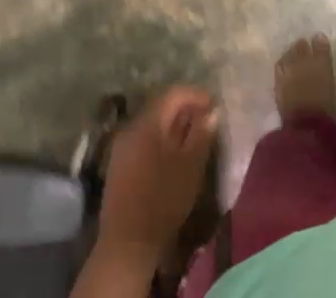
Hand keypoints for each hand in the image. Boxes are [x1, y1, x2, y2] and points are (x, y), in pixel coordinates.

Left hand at [98, 86, 218, 260]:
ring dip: (174, 125)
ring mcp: (122, 145)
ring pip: (153, 123)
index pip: (173, 94)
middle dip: (186, 109)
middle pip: (161, 106)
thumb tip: (211, 112)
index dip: (197, 95)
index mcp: (147, 124)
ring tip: (195, 138)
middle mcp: (130, 127)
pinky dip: (162, 138)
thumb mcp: (190, 167)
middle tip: (208, 121)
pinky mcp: (119, 162)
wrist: (127, 242)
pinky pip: (144, 138)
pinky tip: (174, 154)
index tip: (215, 106)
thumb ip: (201, 135)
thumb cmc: (163, 201)